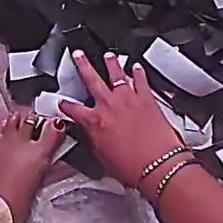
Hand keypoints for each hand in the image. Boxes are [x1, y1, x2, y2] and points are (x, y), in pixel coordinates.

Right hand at [56, 50, 189, 190]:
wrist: (159, 166)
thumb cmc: (133, 167)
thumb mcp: (102, 157)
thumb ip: (94, 140)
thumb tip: (92, 135)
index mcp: (93, 121)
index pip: (72, 109)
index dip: (65, 105)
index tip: (62, 103)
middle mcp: (109, 106)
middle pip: (91, 79)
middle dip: (82, 65)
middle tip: (78, 55)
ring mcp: (129, 100)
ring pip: (117, 74)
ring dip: (111, 63)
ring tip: (108, 55)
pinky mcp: (148, 100)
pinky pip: (141, 81)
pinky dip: (138, 72)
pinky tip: (136, 67)